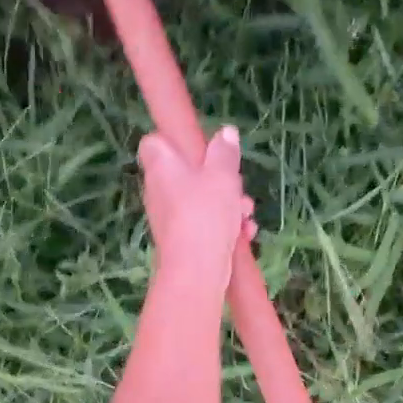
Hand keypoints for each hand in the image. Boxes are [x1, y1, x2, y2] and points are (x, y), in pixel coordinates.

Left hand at [138, 126, 254, 294]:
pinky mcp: (182, 241)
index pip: (155, 142)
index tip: (201, 150)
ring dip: (228, 206)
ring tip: (247, 215)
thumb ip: (225, 152)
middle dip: (219, 180)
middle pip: (187, 174)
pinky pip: (204, 225)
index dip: (176, 142)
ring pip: (201, 201)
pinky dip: (224, 228)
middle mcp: (159, 190)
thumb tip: (226, 132)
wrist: (195, 270)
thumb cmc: (205, 214)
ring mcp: (170, 218)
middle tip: (237, 188)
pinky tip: (244, 234)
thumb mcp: (223, 176)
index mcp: (162, 166)